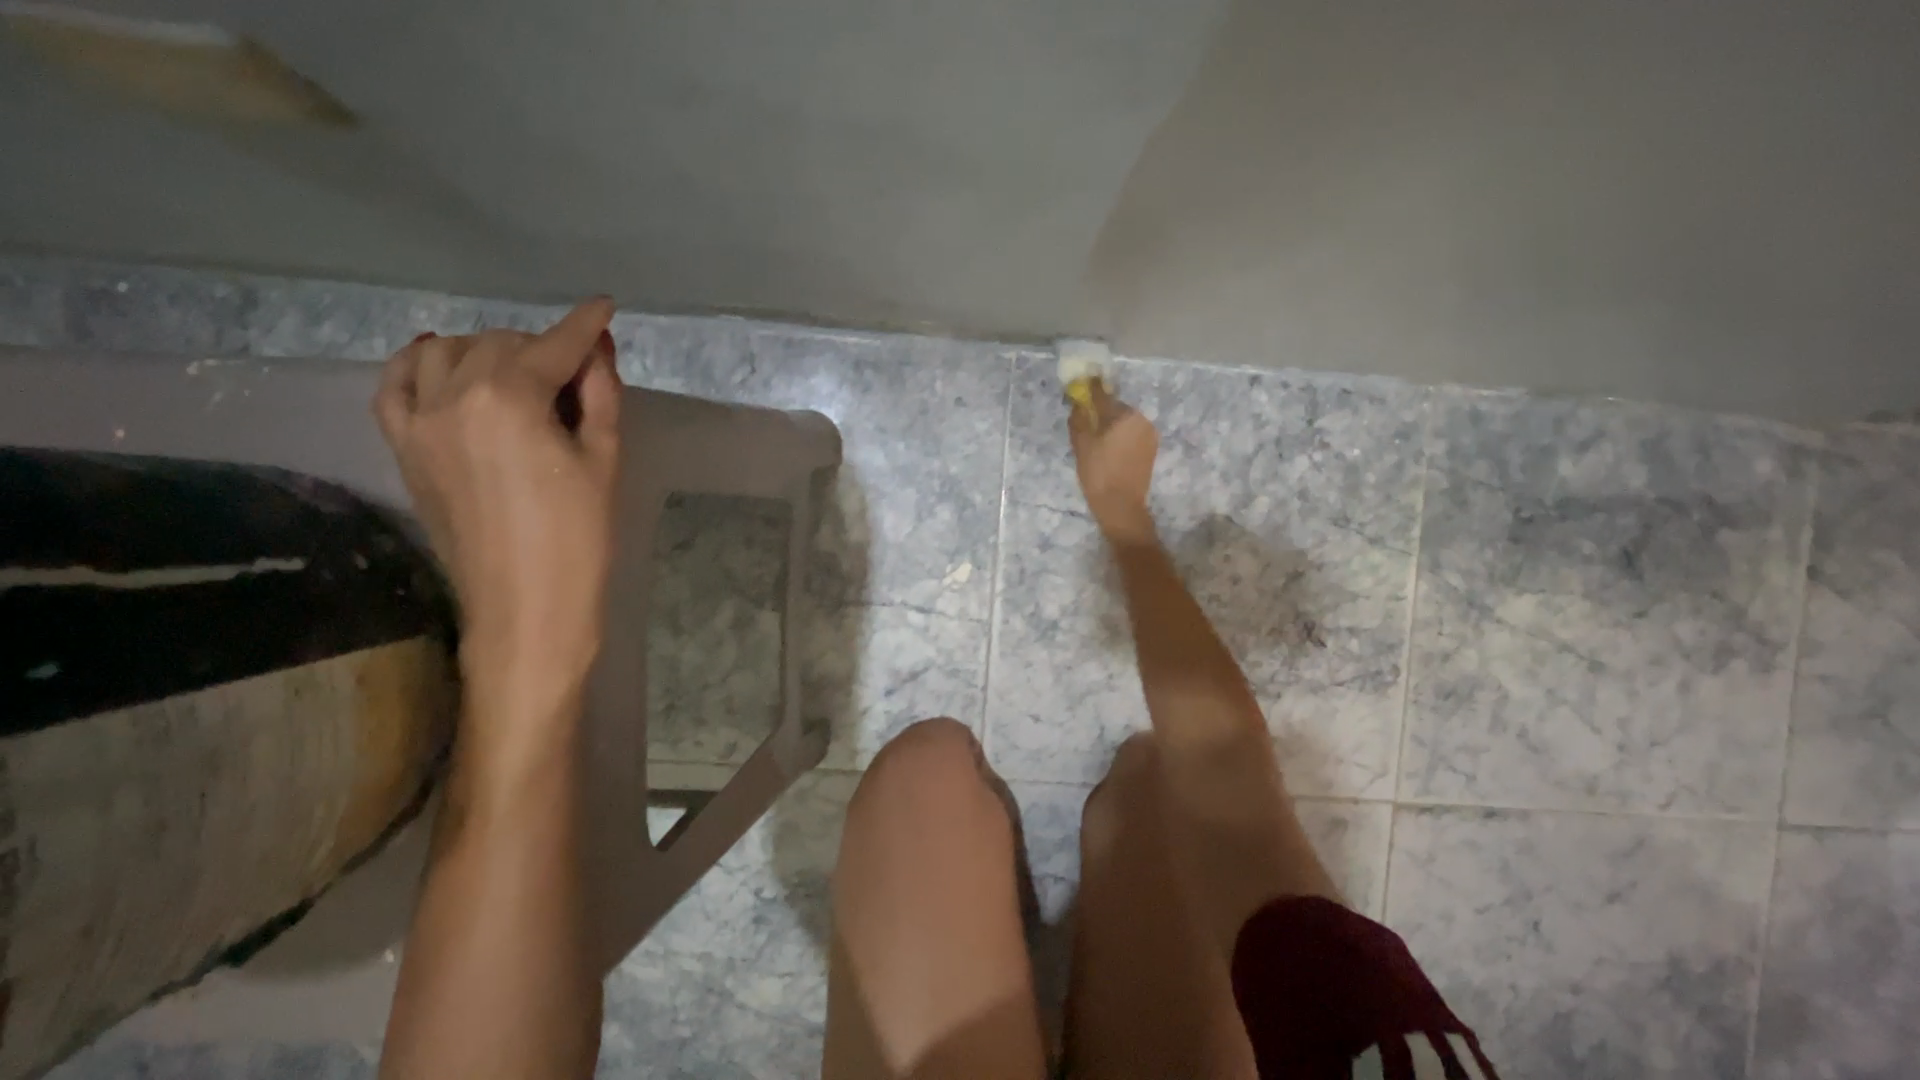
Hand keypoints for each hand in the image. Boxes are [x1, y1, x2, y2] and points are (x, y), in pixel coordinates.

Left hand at [373, 299, 621, 731]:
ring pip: (447, 352)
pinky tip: (440, 362)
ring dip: (486, 351)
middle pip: (501, 343)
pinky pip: (394, 385)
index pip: (554, 345)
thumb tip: (595, 347)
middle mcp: (453, 394)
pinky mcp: (403, 447)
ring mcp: (418, 421)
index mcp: (510, 396)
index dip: (585, 325)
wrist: (525, 605)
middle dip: (543, 348)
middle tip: (578, 374)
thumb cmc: (579, 536)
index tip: (604, 306)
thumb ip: (600, 392)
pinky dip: (417, 365)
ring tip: (519, 376)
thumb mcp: (604, 458)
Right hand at [1068, 382, 1158, 543]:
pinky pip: (1133, 433)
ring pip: (1125, 421)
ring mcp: (1148, 433)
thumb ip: (1079, 419)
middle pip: (1115, 408)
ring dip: (1113, 424)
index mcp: (1122, 415)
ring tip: (1099, 440)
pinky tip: (1111, 450)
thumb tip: (1078, 404)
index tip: (1084, 382)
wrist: (1121, 505)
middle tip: (1087, 422)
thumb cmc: (1097, 474)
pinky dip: (1122, 435)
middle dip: (1102, 411)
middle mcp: (1140, 418)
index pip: (1102, 395)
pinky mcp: (1151, 447)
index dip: (1091, 389)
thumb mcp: (1081, 445)